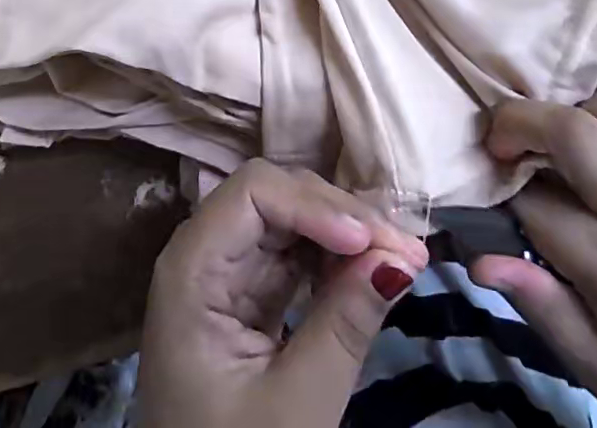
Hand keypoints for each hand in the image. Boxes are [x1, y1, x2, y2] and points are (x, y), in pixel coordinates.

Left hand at [135, 160, 429, 427]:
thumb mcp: (295, 403)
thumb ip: (346, 323)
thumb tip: (400, 258)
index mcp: (190, 269)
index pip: (253, 193)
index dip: (312, 204)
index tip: (366, 240)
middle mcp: (205, 252)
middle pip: (277, 197)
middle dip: (342, 215)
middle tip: (406, 249)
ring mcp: (228, 269)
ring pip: (293, 219)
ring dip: (349, 233)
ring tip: (403, 256)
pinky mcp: (250, 290)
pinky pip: (297, 253)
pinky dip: (338, 257)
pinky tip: (373, 270)